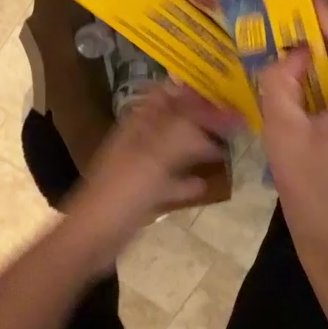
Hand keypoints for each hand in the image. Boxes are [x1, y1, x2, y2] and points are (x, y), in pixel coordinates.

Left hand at [62, 82, 238, 260]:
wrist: (92, 238)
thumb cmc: (122, 191)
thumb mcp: (156, 155)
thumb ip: (189, 129)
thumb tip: (224, 111)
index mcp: (140, 123)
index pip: (168, 92)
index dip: (194, 90)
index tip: (225, 92)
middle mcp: (142, 139)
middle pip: (176, 119)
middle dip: (203, 118)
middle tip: (235, 120)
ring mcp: (143, 167)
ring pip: (177, 149)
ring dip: (200, 147)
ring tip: (230, 146)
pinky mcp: (145, 193)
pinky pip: (173, 180)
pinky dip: (190, 180)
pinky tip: (208, 185)